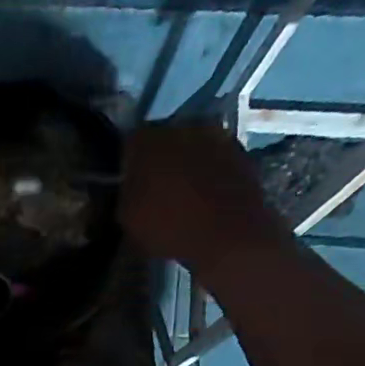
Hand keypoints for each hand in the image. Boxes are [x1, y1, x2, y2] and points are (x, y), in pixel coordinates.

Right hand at [118, 122, 290, 273]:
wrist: (229, 237)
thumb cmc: (171, 228)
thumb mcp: (129, 221)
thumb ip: (125, 196)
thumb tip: (128, 188)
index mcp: (147, 140)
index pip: (129, 145)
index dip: (129, 166)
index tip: (130, 186)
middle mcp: (180, 127)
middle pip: (163, 142)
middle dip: (160, 163)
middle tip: (158, 191)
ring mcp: (215, 136)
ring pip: (192, 150)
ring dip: (187, 167)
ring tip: (186, 197)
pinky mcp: (240, 153)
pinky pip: (215, 162)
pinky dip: (211, 176)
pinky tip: (208, 200)